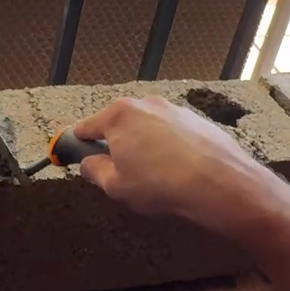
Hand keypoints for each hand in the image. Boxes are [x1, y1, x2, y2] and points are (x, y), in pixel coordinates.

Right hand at [70, 96, 289, 240]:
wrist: (220, 184)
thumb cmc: (161, 185)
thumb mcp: (117, 186)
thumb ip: (95, 171)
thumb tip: (89, 163)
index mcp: (118, 116)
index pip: (85, 127)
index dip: (74, 142)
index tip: (69, 153)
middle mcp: (144, 104)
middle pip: (117, 123)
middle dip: (114, 144)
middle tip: (117, 172)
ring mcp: (173, 109)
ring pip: (146, 127)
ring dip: (143, 145)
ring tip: (153, 175)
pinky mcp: (196, 119)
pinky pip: (171, 132)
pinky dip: (167, 146)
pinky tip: (176, 170)